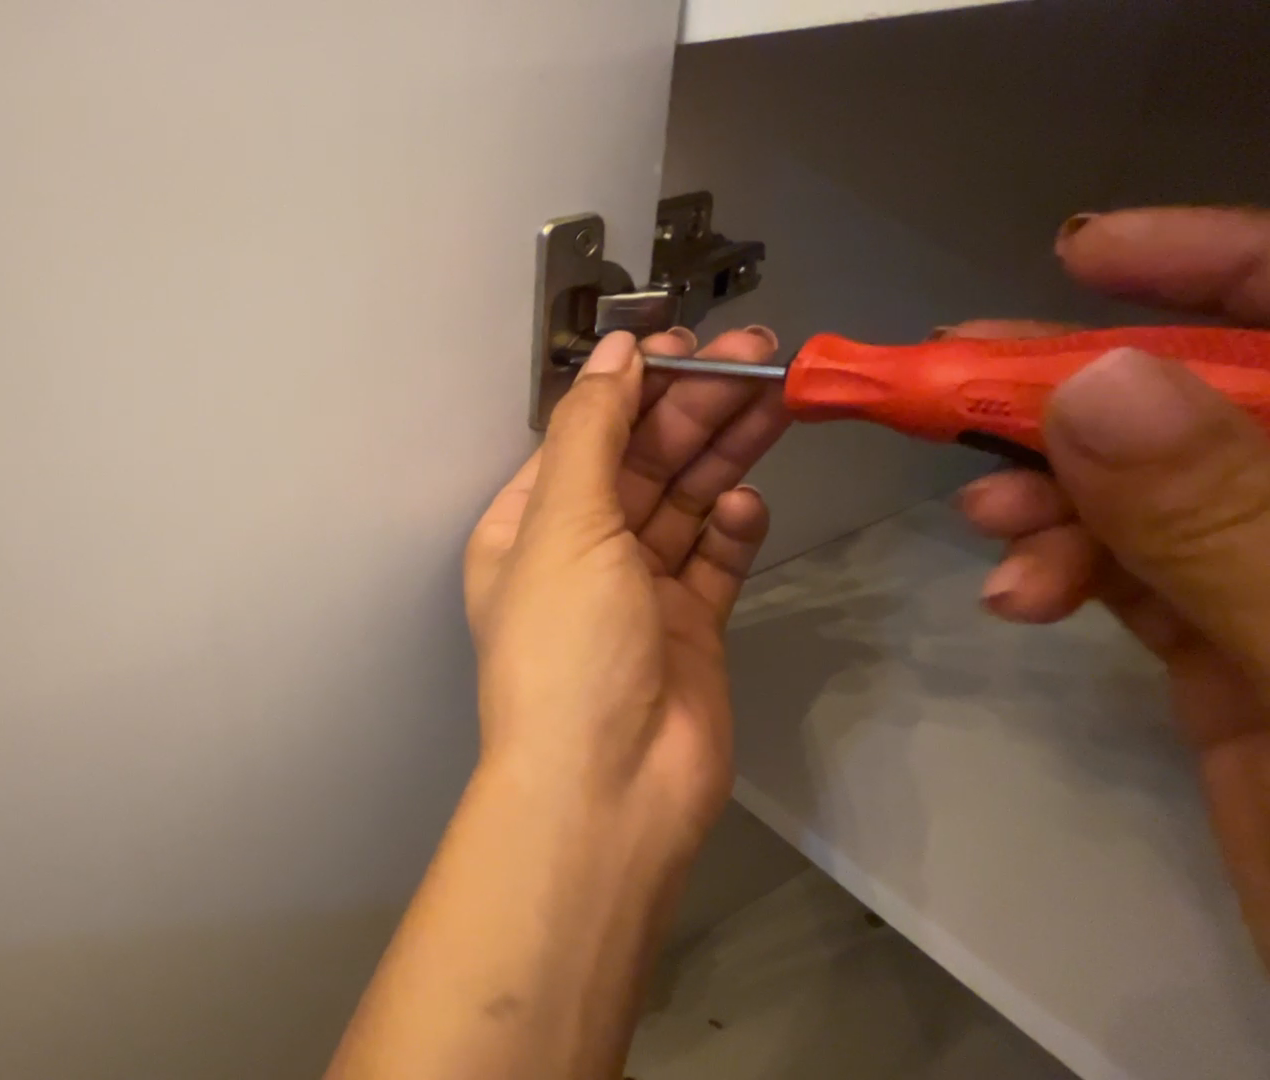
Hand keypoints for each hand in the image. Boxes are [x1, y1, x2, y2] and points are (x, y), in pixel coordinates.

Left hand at [464, 326, 788, 845]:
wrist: (611, 784)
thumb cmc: (567, 647)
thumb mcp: (561, 526)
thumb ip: (589, 434)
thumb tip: (613, 352)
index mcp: (523, 529)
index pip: (581, 440)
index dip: (631, 389)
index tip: (688, 344)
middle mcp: (574, 554)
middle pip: (639, 463)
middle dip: (693, 410)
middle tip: (762, 357)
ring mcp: (633, 591)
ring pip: (682, 502)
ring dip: (723, 453)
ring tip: (778, 399)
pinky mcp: (688, 625)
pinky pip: (713, 559)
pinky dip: (732, 528)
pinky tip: (749, 503)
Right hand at [947, 206, 1269, 967]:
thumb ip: (1228, 518)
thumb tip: (1092, 385)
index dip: (1220, 265)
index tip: (1079, 254)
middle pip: (1212, 400)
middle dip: (1078, 394)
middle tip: (948, 392)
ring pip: (1149, 482)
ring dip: (1048, 497)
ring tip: (989, 531)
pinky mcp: (1229, 627)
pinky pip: (1122, 558)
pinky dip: (1054, 562)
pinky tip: (1015, 591)